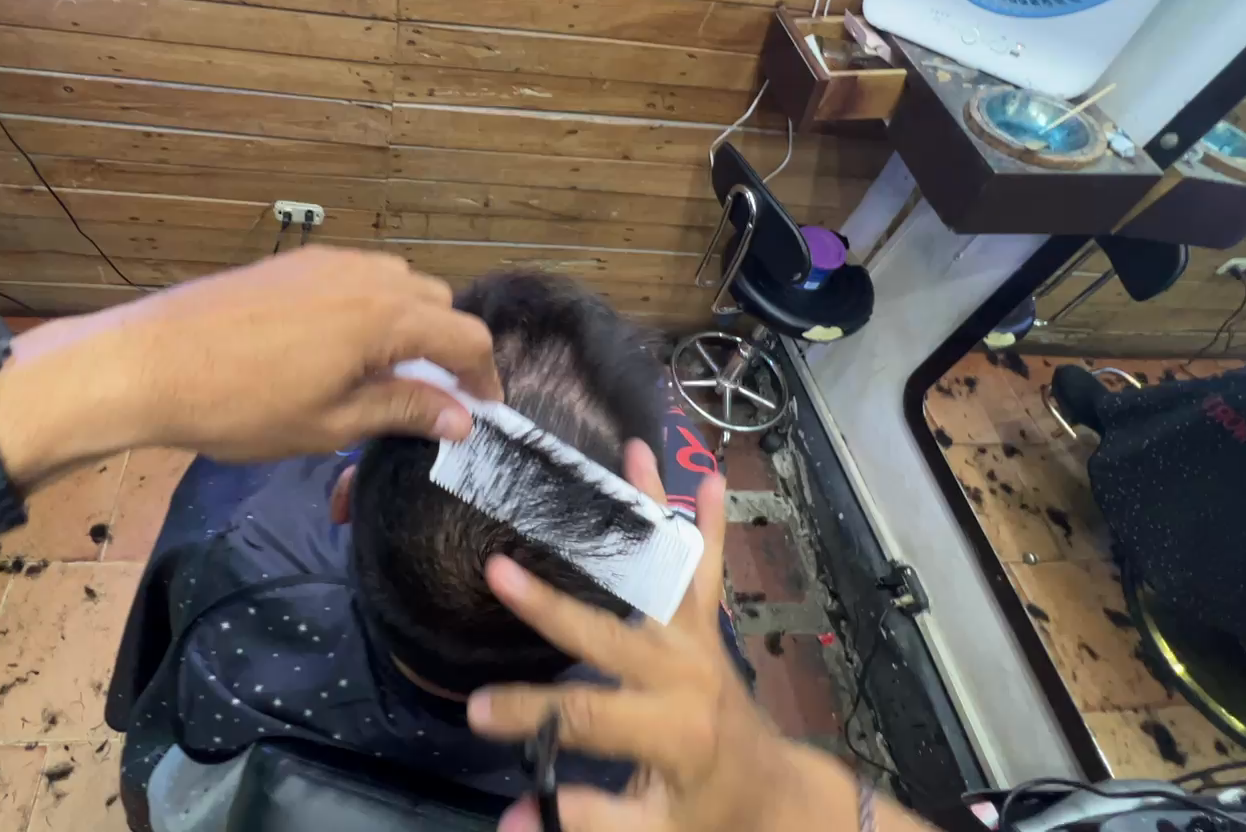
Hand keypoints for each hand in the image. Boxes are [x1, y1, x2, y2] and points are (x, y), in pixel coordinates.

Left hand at [0, 247, 502, 478]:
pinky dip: (374, 307)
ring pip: (401, 286)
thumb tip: (463, 419)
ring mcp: (331, 260)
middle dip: (447, 349)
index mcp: (386, 315)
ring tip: (382, 371)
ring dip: (410, 325)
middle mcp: (369, 274)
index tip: (480, 414)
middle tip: (428, 397)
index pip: (467, 338)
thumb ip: (406, 408)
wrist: (148, 361)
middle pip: (439, 305)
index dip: (484, 378)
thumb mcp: (333, 421)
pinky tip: (339, 344)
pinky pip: (361, 277)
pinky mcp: (299, 261)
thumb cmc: (244, 404)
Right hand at [465, 468, 807, 831]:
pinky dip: (712, 524)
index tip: (474, 708)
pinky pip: (708, 569)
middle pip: (609, 631)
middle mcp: (683, 670)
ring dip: (649, 508)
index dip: (528, 714)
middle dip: (550, 604)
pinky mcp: (707, 623)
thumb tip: (510, 821)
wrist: (771, 793)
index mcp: (669, 729)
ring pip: (667, 568)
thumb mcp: (652, 831)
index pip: (584, 716)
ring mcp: (697, 638)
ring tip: (632, 453)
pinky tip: (712, 478)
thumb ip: (588, 820)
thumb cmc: (704, 812)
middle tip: (498, 570)